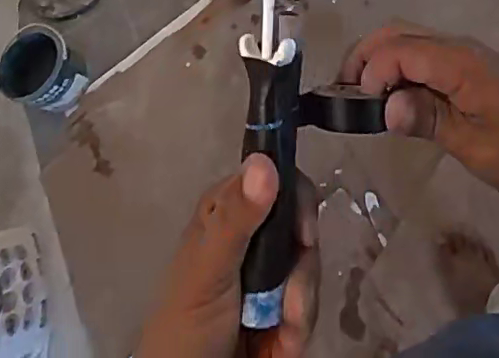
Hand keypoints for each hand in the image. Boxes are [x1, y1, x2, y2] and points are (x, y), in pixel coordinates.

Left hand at [135, 154, 319, 357]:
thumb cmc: (187, 323)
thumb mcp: (208, 267)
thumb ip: (236, 217)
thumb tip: (264, 160)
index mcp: (229, 209)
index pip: (276, 177)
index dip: (298, 199)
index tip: (304, 232)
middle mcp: (253, 232)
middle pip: (301, 224)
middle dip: (302, 265)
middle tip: (290, 297)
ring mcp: (269, 271)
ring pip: (309, 265)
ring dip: (301, 302)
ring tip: (280, 329)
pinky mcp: (283, 307)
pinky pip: (311, 302)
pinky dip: (300, 327)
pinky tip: (281, 343)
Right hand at [341, 21, 498, 203]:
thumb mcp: (477, 148)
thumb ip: (429, 120)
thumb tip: (385, 107)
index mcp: (458, 62)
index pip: (397, 50)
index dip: (369, 72)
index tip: (357, 106)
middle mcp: (458, 47)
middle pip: (398, 32)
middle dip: (365, 55)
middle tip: (344, 91)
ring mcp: (467, 53)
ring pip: (411, 38)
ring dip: (381, 58)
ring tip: (364, 94)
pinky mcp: (474, 65)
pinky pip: (426, 51)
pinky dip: (401, 64)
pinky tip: (399, 95)